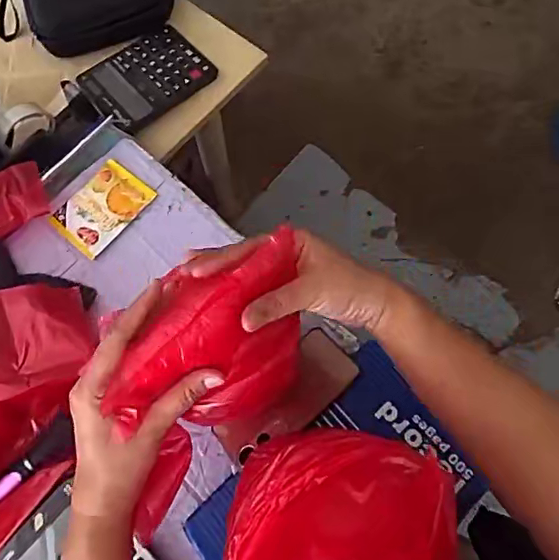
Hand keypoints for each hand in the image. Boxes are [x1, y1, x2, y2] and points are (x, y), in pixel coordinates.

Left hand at [66, 281, 220, 524]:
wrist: (99, 509)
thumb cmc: (117, 475)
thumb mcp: (148, 435)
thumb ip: (178, 400)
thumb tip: (214, 372)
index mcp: (90, 388)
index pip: (116, 340)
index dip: (138, 311)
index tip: (158, 286)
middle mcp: (88, 384)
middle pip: (116, 339)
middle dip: (142, 313)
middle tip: (169, 290)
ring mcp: (95, 392)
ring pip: (120, 351)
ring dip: (142, 329)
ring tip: (166, 307)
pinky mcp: (105, 401)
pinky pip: (124, 366)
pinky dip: (142, 350)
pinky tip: (161, 343)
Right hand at [181, 228, 410, 333]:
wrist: (377, 304)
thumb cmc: (349, 288)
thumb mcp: (311, 290)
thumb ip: (277, 302)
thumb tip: (242, 319)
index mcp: (290, 240)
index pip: (247, 248)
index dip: (219, 258)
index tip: (193, 267)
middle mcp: (285, 250)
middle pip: (243, 257)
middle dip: (214, 263)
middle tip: (181, 270)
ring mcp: (286, 269)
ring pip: (248, 272)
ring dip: (224, 278)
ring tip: (194, 282)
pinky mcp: (289, 287)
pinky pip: (258, 288)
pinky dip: (241, 293)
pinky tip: (224, 300)